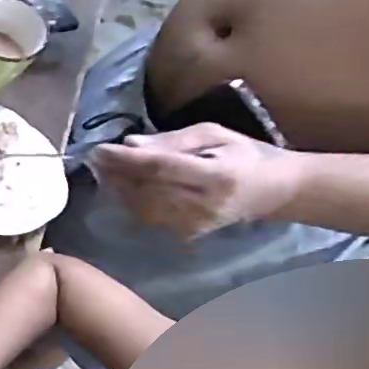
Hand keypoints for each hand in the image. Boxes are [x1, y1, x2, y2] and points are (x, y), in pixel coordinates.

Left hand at [87, 123, 306, 238]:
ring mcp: (194, 224)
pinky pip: (148, 217)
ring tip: (100, 170)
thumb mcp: (215, 134)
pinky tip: (118, 186)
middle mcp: (203, 206)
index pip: (159, 168)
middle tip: (93, 158)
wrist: (276, 192)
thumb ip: (171, 141)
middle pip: (145, 190)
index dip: (124, 160)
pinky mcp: (187, 234)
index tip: (99, 149)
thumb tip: (130, 144)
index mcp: (216, 177)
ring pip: (141, 207)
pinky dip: (128, 201)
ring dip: (116, 188)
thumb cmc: (246, 155)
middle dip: (114, 174)